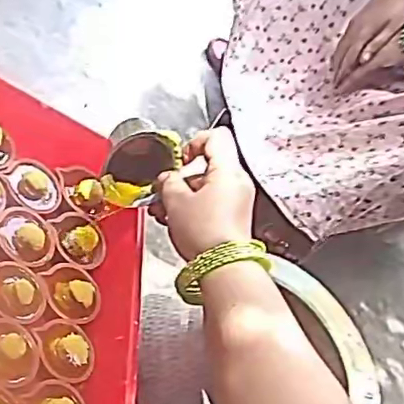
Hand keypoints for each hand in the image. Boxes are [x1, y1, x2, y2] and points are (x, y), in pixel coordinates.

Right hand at [152, 127, 256, 262]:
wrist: (221, 266)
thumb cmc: (204, 233)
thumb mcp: (176, 202)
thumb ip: (168, 182)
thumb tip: (167, 179)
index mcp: (227, 170)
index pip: (215, 137)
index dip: (193, 143)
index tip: (179, 160)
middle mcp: (238, 182)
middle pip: (209, 165)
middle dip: (183, 177)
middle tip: (166, 192)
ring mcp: (238, 200)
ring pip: (208, 186)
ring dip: (185, 195)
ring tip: (167, 211)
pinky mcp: (233, 217)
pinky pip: (212, 202)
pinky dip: (194, 206)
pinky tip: (178, 220)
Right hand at [330, 0, 403, 87]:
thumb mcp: (395, 25)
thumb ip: (378, 43)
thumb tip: (363, 61)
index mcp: (364, 32)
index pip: (350, 58)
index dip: (344, 73)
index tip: (339, 85)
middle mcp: (355, 29)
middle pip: (342, 54)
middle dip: (337, 70)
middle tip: (334, 84)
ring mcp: (354, 24)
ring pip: (340, 47)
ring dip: (336, 61)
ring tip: (334, 73)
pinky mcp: (356, 19)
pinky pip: (343, 39)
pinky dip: (339, 51)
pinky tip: (340, 55)